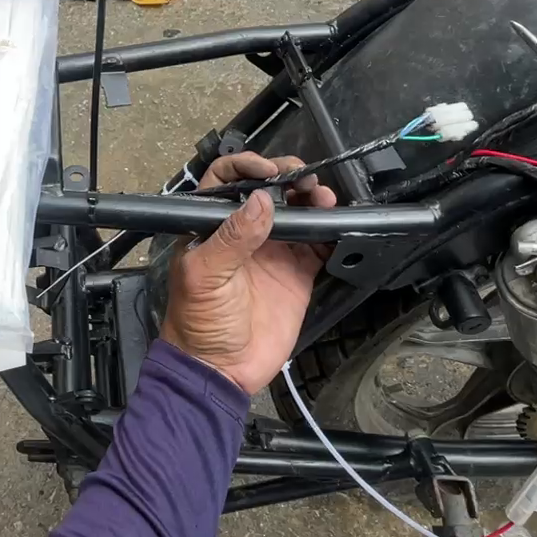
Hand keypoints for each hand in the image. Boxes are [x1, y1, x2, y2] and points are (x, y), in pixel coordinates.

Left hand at [161, 153, 334, 393]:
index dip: (245, 167)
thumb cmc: (198, 320)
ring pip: (296, 212)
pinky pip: (318, 246)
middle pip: (267, 190)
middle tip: (304, 178)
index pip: (225, 180)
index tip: (268, 169)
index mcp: (212, 224)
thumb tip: (260, 201)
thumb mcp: (205, 275)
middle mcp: (243, 231)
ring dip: (311, 199)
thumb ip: (232, 238)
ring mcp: (272, 251)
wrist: (220, 370)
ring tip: (323, 197)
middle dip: (287, 176)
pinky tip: (338, 223)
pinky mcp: (297, 274)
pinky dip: (331, 232)